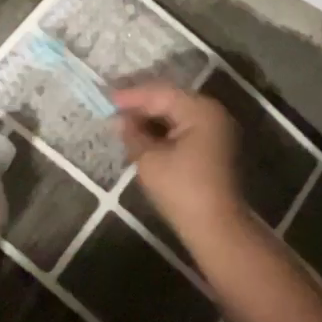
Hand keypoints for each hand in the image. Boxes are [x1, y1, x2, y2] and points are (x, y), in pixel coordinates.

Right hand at [112, 83, 245, 232]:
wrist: (216, 228)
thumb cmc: (181, 190)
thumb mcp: (149, 159)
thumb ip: (133, 133)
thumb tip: (120, 119)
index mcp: (200, 110)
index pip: (159, 93)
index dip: (130, 96)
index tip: (105, 98)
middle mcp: (212, 113)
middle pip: (170, 100)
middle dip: (140, 105)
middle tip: (112, 109)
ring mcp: (215, 130)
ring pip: (176, 114)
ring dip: (150, 118)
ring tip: (122, 122)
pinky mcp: (213, 147)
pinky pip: (183, 128)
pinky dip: (162, 130)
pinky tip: (142, 135)